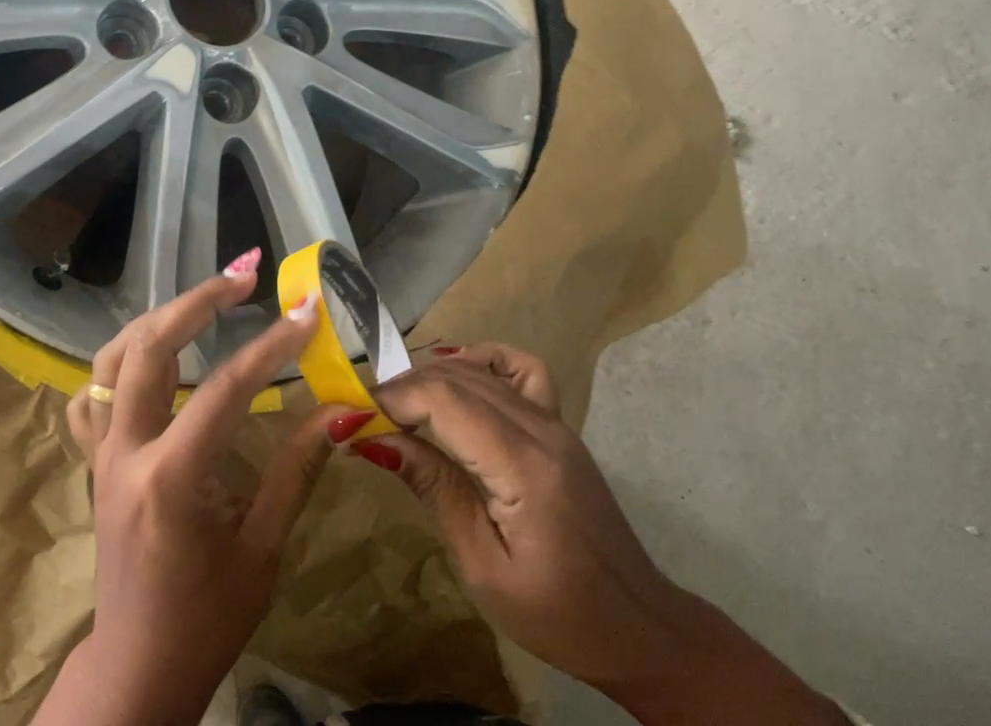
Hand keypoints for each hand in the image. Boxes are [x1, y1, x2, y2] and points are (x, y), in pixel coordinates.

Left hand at [38, 256, 338, 725]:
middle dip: (197, 301)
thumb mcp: (264, 547)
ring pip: (110, 361)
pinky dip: (119, 365)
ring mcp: (101, 454)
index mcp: (171, 477)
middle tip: (244, 273)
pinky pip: (91, 397)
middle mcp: (125, 452)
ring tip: (203, 301)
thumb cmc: (208, 614)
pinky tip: (152, 361)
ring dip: (156, 320)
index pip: (224, 389)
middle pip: (148, 348)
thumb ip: (297, 469)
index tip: (307, 309)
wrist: (140, 660)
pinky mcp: (94, 462)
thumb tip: (341, 410)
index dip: (270, 345)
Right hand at [350, 345, 846, 725]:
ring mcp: (558, 425)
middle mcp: (543, 430)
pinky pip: (522, 372)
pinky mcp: (562, 431)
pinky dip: (484, 361)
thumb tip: (372, 439)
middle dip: (402, 387)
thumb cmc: (556, 615)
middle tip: (361, 415)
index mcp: (523, 466)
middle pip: (459, 378)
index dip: (392, 398)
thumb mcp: (482, 563)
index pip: (445, 400)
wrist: (638, 629)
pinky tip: (456, 375)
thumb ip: (433, 488)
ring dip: (432, 376)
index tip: (351, 417)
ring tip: (396, 405)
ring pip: (484, 371)